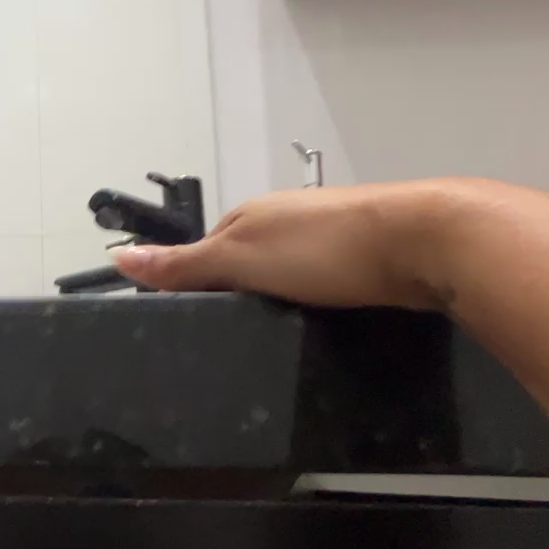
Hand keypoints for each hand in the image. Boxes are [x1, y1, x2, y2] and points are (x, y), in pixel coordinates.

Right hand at [109, 180, 479, 308]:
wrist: (430, 241)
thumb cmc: (323, 250)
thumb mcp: (238, 260)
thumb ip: (181, 265)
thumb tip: (118, 257)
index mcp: (249, 216)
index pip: (204, 252)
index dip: (195, 285)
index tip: (199, 321)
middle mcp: (285, 218)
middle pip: (244, 260)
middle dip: (238, 291)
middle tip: (241, 332)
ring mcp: (327, 233)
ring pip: (285, 269)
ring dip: (278, 293)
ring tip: (281, 328)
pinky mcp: (365, 252)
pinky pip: (321, 277)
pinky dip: (314, 294)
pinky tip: (322, 313)